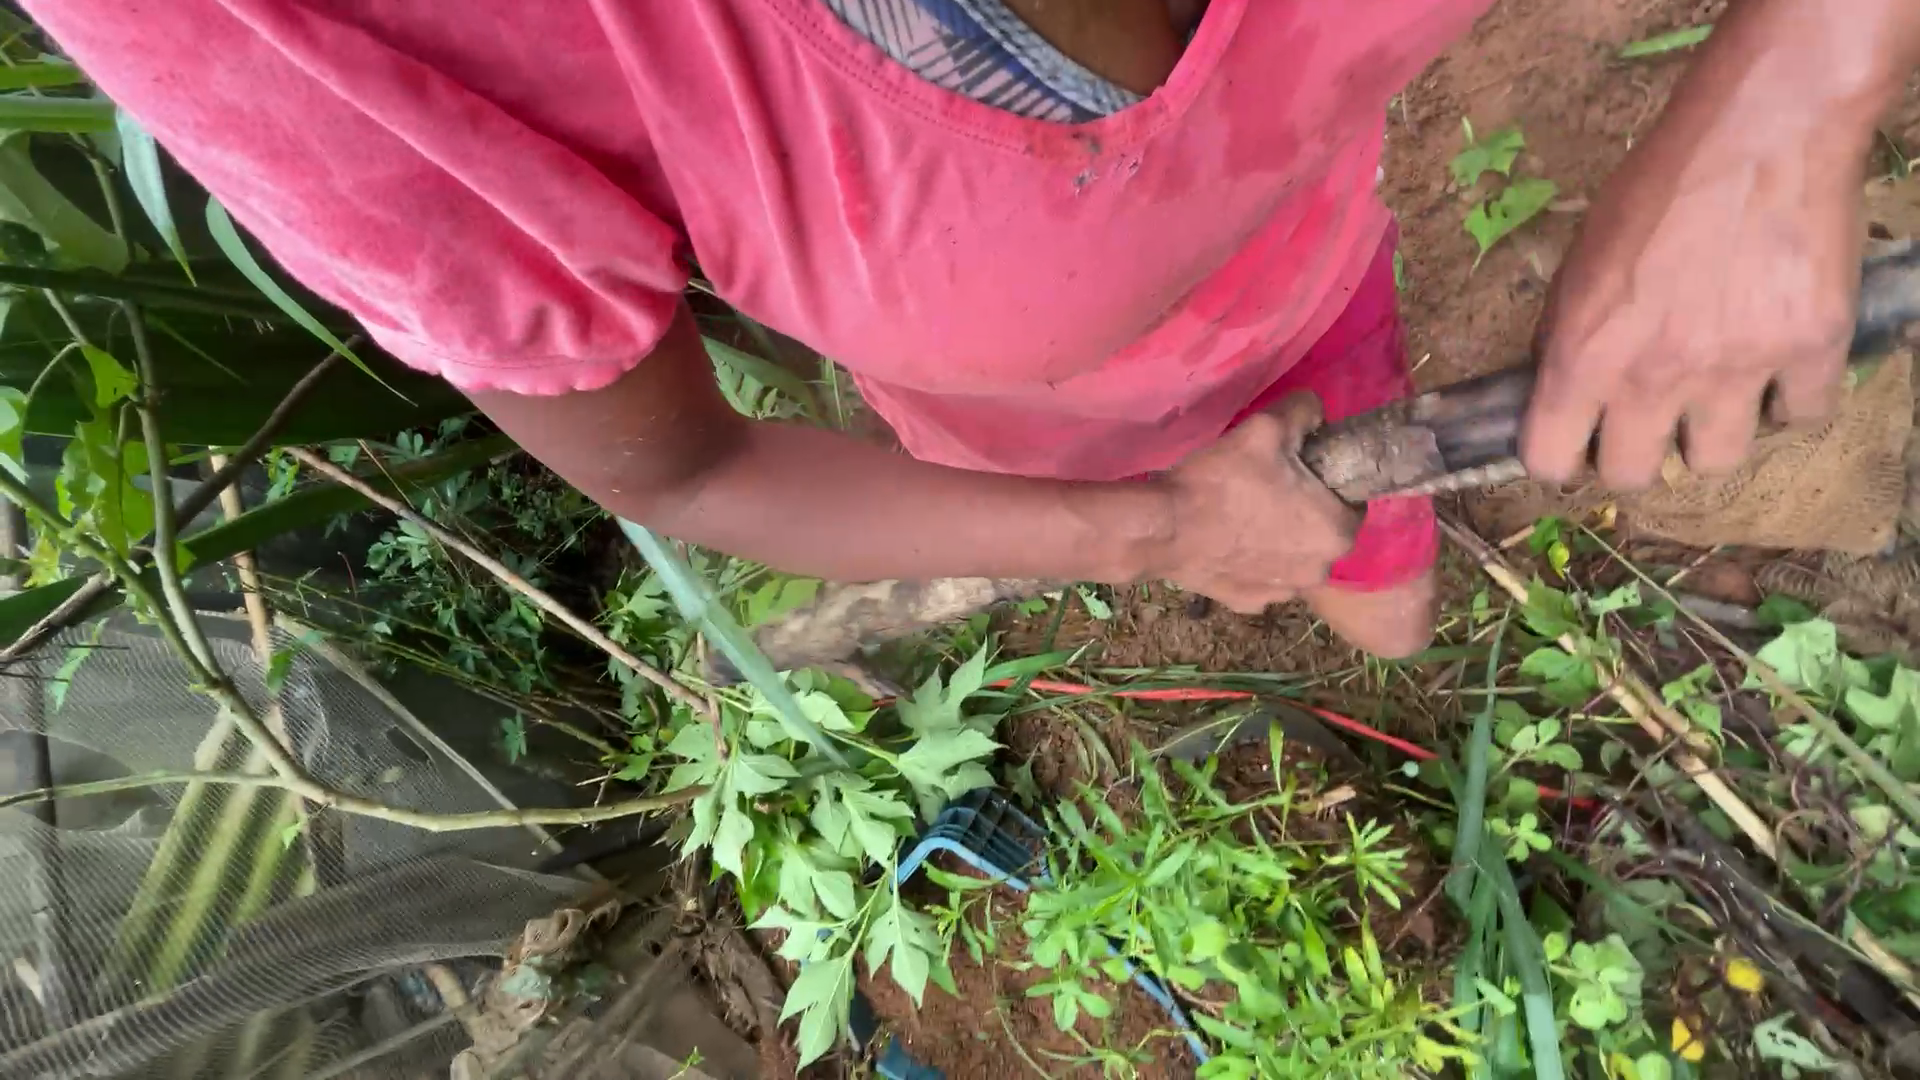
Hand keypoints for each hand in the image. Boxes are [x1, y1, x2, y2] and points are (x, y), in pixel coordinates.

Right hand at [1156, 393, 1358, 612]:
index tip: (1297, 475)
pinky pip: (1258, 580)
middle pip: (1321, 536)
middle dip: (1303, 517)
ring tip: (1242, 521)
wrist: (1164, 527)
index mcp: (1337, 531)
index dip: (1325, 486)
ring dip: (1277, 545)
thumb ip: (1305, 413)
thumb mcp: (1266, 427)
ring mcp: (1281, 593)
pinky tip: (1225, 547)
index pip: (1351, 504)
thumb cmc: (1222, 481)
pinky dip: (1248, 566)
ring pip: (1290, 561)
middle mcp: (1320, 571)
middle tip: (1267, 493)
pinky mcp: (1247, 603)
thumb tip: (1316, 412)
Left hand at [1519, 0, 1892, 488]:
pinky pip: (1800, 416)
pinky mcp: (1813, 345)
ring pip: (1714, 463)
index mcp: (1581, 363)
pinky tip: (1769, 378)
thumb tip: (1554, 390)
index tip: (1568, 449)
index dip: (1555, 463)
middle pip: (1631, 476)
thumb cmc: (1646, 202)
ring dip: (1702, 443)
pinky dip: (1784, 406)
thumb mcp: (1570, 277)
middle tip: (1634, 432)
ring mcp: (1737, 367)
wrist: (1758, 138)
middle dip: (1627, 460)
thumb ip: (1561, 343)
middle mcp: (1653, 378)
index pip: (1550, 461)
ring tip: (1702, 408)